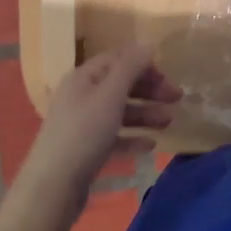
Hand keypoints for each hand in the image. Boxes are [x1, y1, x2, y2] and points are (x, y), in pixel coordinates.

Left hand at [16, 44, 181, 211]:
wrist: (53, 186)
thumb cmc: (83, 134)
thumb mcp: (110, 96)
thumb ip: (130, 68)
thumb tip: (147, 43)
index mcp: (83, 78)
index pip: (118, 60)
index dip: (144, 64)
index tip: (168, 77)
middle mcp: (81, 96)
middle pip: (120, 85)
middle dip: (149, 90)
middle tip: (177, 99)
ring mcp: (82, 123)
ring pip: (119, 111)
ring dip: (145, 114)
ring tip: (168, 123)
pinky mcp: (86, 149)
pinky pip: (114, 136)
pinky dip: (133, 137)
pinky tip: (150, 145)